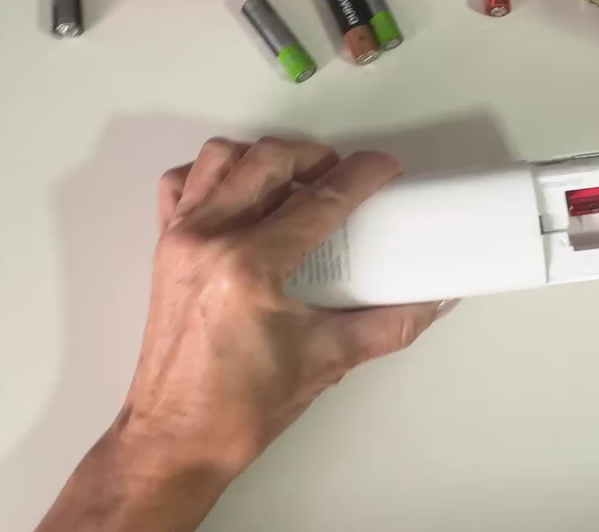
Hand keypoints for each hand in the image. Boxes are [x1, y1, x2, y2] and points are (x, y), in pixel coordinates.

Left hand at [38, 138, 450, 531]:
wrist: (172, 442)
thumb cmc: (243, 408)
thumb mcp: (327, 362)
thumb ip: (389, 325)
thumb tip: (434, 301)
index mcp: (252, 267)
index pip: (321, 201)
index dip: (362, 175)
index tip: (386, 167)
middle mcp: (211, 237)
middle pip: (270, 160)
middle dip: (316, 156)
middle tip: (342, 175)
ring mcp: (181, 238)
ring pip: (222, 158)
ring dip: (264, 157)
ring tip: (293, 180)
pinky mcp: (163, 246)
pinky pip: (182, 183)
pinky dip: (213, 174)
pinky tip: (239, 193)